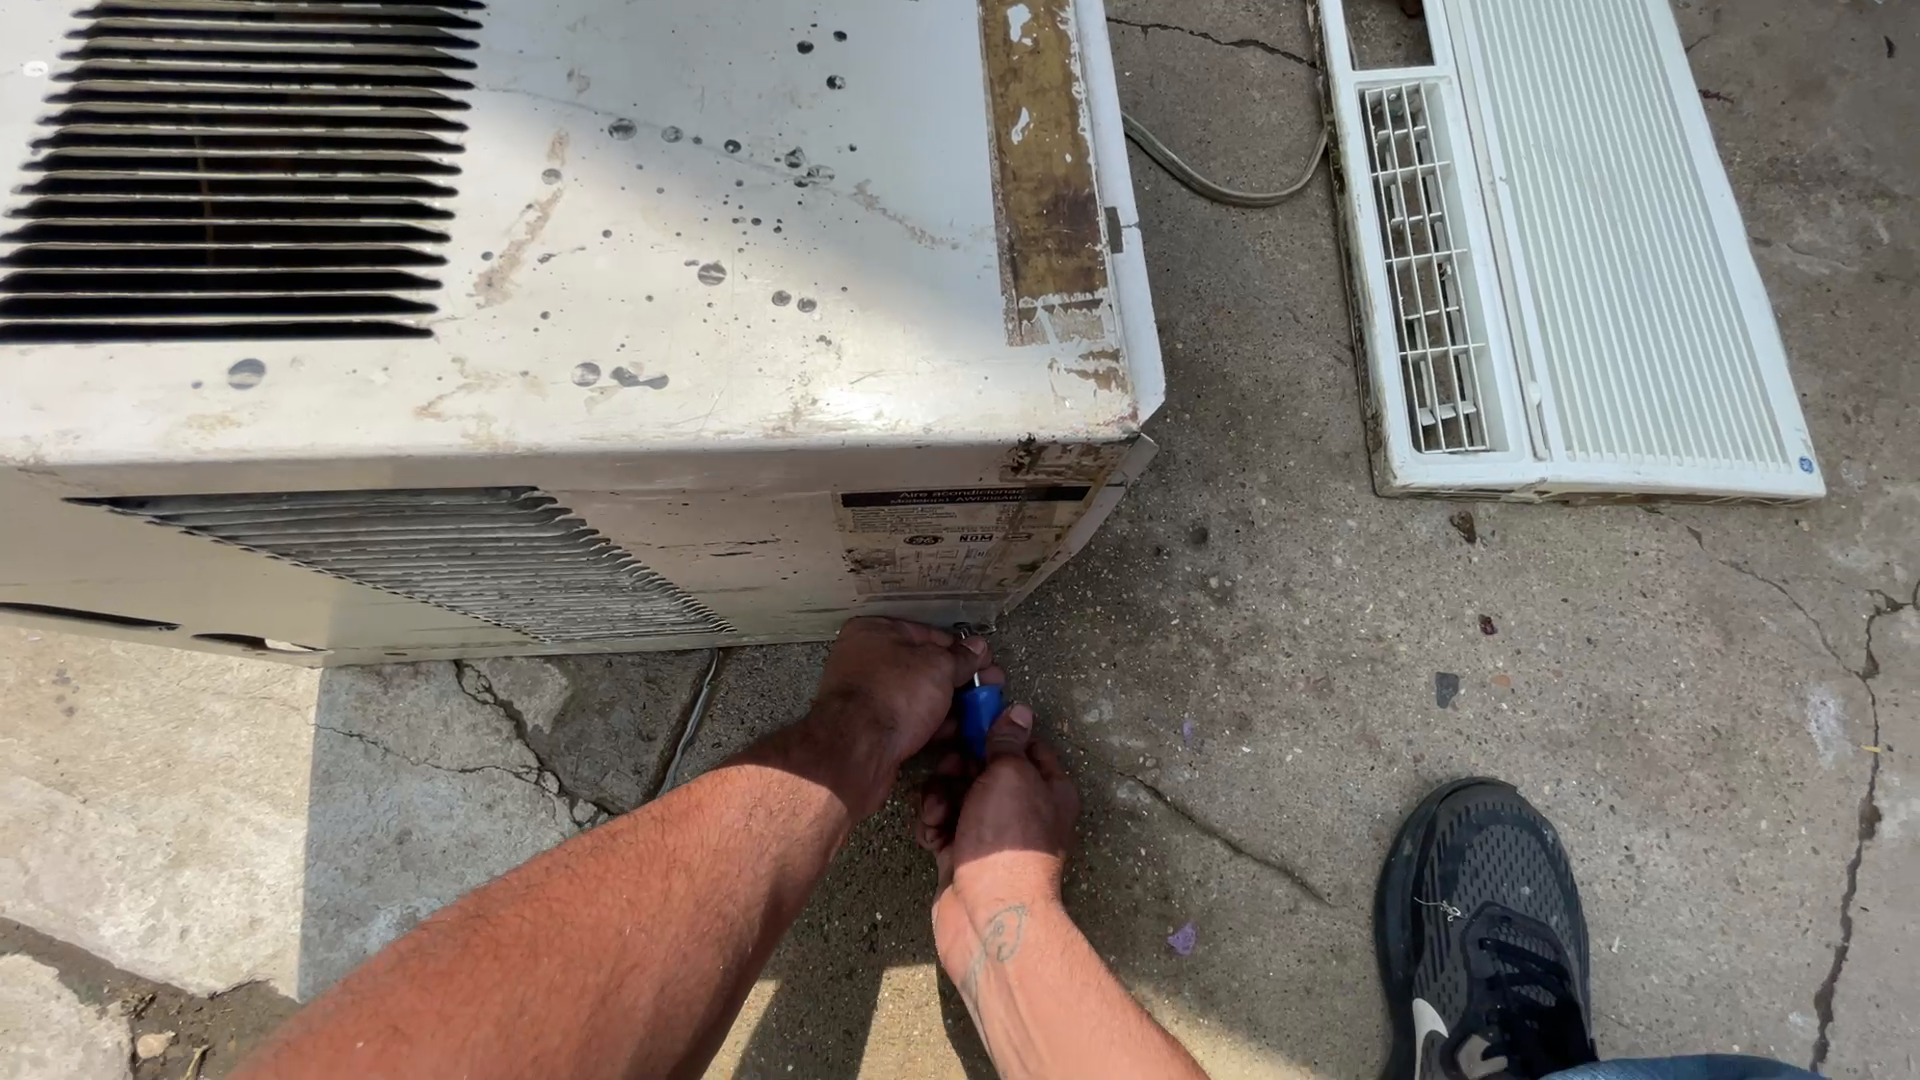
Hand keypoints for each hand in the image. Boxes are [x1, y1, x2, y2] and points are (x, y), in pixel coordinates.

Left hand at [795, 617, 999, 816]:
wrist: (856, 753)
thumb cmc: (893, 695)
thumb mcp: (938, 666)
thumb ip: (961, 657)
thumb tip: (976, 648)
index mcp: (875, 631)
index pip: (929, 634)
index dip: (961, 649)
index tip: (985, 663)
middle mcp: (867, 660)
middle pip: (924, 666)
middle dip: (960, 680)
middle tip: (990, 689)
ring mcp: (868, 696)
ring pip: (919, 696)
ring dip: (951, 705)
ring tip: (982, 713)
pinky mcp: (872, 729)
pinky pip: (910, 720)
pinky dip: (934, 724)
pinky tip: (960, 732)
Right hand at [914, 704, 1080, 986]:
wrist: (988, 916)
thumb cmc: (1008, 839)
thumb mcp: (1010, 775)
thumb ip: (1008, 741)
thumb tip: (1019, 711)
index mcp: (1047, 787)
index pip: (1023, 744)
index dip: (995, 731)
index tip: (969, 723)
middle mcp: (1022, 808)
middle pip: (983, 767)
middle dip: (959, 767)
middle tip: (949, 772)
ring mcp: (991, 834)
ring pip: (957, 794)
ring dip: (940, 796)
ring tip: (938, 813)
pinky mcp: (962, 855)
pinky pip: (942, 824)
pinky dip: (933, 825)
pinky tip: (931, 835)